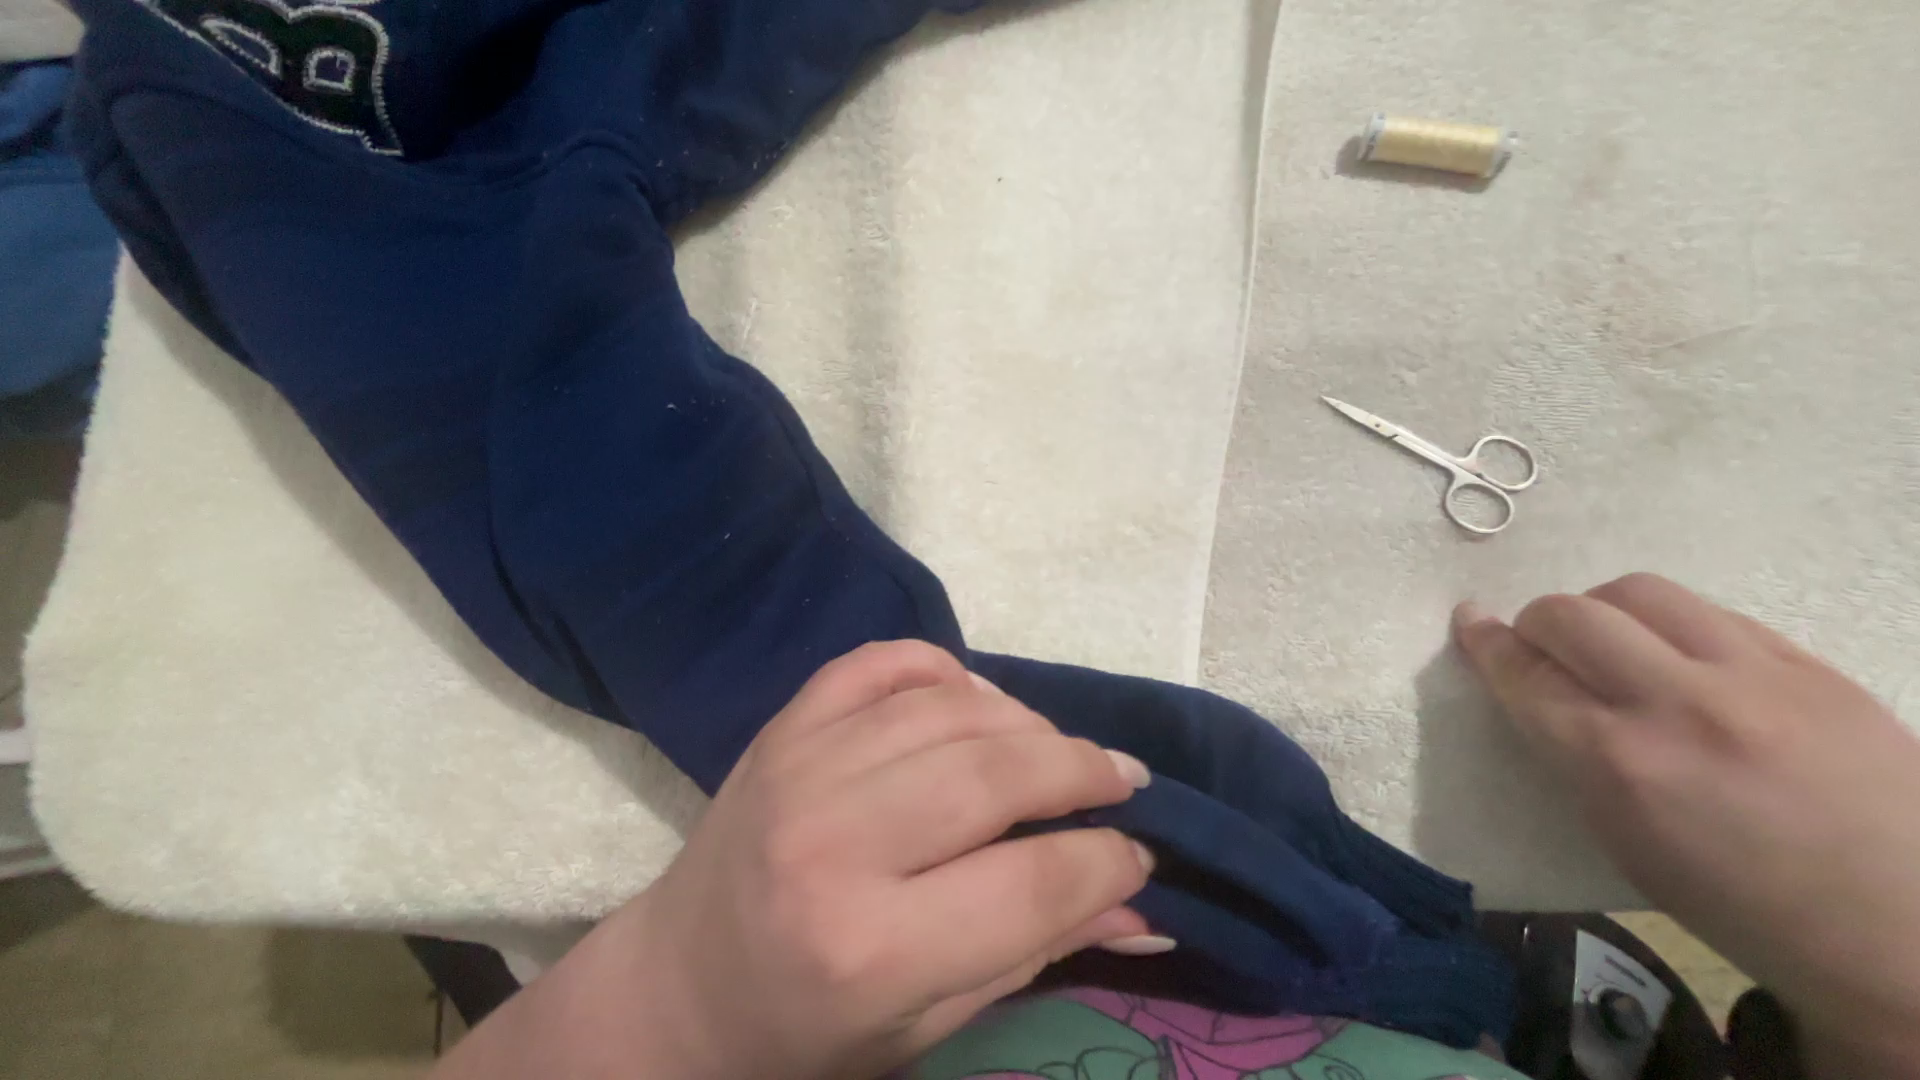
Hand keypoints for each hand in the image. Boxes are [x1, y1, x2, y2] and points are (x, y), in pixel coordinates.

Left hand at [433, 640, 1157, 1079]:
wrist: (678, 986)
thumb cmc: (806, 1030)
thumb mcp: (926, 1023)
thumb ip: (1033, 951)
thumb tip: (1138, 902)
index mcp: (871, 946)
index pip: (1031, 881)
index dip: (1106, 860)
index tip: (1137, 852)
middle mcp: (835, 842)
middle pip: (995, 773)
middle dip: (1081, 769)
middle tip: (1121, 777)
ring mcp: (802, 767)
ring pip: (949, 708)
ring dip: (1024, 721)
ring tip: (1056, 749)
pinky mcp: (783, 725)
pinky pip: (881, 663)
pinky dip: (941, 668)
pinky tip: (973, 702)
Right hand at [1454, 574, 1919, 1076]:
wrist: (1909, 936)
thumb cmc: (1736, 902)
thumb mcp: (1620, 837)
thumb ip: (1567, 751)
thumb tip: (1529, 687)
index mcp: (1619, 762)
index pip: (1524, 673)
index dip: (1484, 643)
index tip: (1469, 623)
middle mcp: (1680, 705)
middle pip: (1570, 615)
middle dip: (1536, 625)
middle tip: (1541, 648)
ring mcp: (1757, 679)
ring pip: (1641, 592)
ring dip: (1603, 611)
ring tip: (1613, 645)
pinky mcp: (1814, 668)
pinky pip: (1714, 612)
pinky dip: (1673, 626)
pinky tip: (1683, 660)